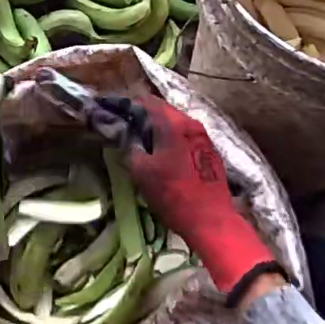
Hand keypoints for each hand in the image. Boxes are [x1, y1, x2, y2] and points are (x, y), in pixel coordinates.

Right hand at [112, 96, 286, 305]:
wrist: (212, 222)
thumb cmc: (173, 193)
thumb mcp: (140, 170)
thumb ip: (128, 144)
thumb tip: (120, 132)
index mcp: (173, 124)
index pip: (145, 101)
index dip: (126, 105)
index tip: (112, 113)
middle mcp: (191, 124)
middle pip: (162, 110)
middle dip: (141, 116)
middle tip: (124, 127)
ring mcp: (204, 138)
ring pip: (175, 123)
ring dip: (157, 128)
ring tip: (141, 141)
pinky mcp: (210, 152)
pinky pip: (185, 136)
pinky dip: (170, 138)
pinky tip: (161, 153)